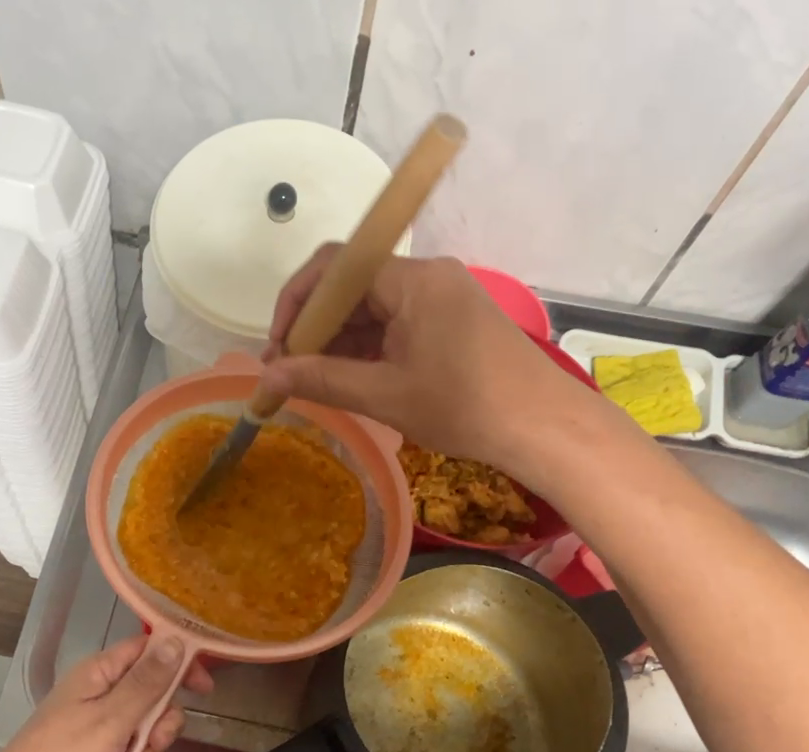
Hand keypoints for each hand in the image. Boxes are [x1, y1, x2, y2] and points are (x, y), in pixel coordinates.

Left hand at [0, 636, 213, 751]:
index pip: (147, 651)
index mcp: (98, 674)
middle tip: (154, 745)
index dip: (177, 664)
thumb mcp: (111, 720)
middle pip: (151, 696)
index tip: (203, 689)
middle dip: (161, 726)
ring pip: (143, 732)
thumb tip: (175, 642)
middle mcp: (97, 695)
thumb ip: (146, 683)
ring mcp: (95, 729)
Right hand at [258, 246, 604, 472]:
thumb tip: (265, 380)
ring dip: (338, 342)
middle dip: (314, 327)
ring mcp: (441, 297)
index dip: (296, 302)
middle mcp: (427, 276)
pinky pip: (394, 323)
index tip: (277, 348)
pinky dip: (366, 348)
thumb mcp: (384, 395)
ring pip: (371, 308)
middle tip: (289, 372)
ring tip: (314, 383)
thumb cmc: (465, 407)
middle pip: (351, 286)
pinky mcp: (450, 320)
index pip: (335, 267)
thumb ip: (321, 380)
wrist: (543, 427)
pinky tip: (349, 379)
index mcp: (413, 280)